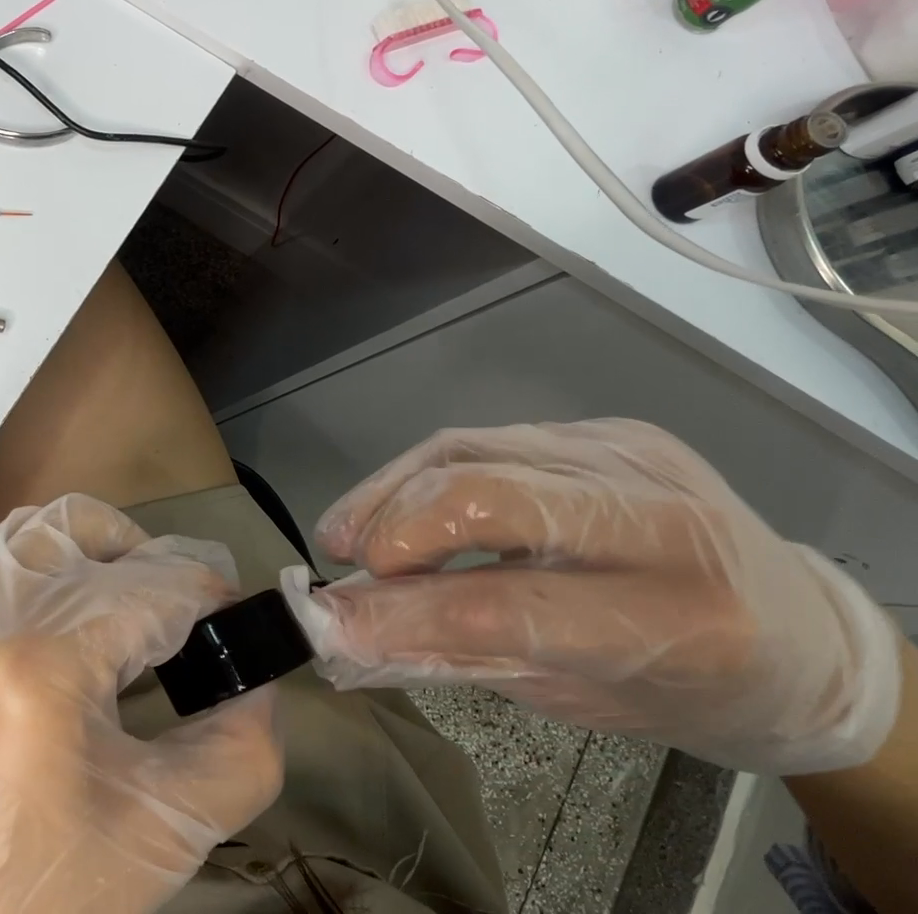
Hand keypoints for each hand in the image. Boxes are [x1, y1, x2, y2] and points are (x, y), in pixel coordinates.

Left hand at [0, 495, 282, 913]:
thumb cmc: (47, 882)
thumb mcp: (167, 829)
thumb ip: (240, 746)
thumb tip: (255, 676)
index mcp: (40, 663)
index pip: (148, 589)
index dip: (206, 593)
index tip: (234, 616)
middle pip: (82, 528)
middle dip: (148, 557)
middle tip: (180, 608)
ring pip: (30, 530)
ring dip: (91, 551)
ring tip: (126, 606)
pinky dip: (41, 568)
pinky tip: (67, 621)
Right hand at [298, 419, 902, 775]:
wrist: (800, 633)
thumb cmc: (684, 688)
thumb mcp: (577, 700)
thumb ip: (456, 659)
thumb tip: (347, 639)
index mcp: (679, 621)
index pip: (505, 607)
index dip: (403, 613)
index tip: (332, 623)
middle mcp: (665, 522)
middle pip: (490, 496)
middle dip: (397, 526)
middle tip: (350, 566)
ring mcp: (632, 459)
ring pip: (470, 450)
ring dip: (390, 494)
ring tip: (346, 537)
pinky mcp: (606, 431)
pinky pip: (481, 439)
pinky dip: (418, 474)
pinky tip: (393, 507)